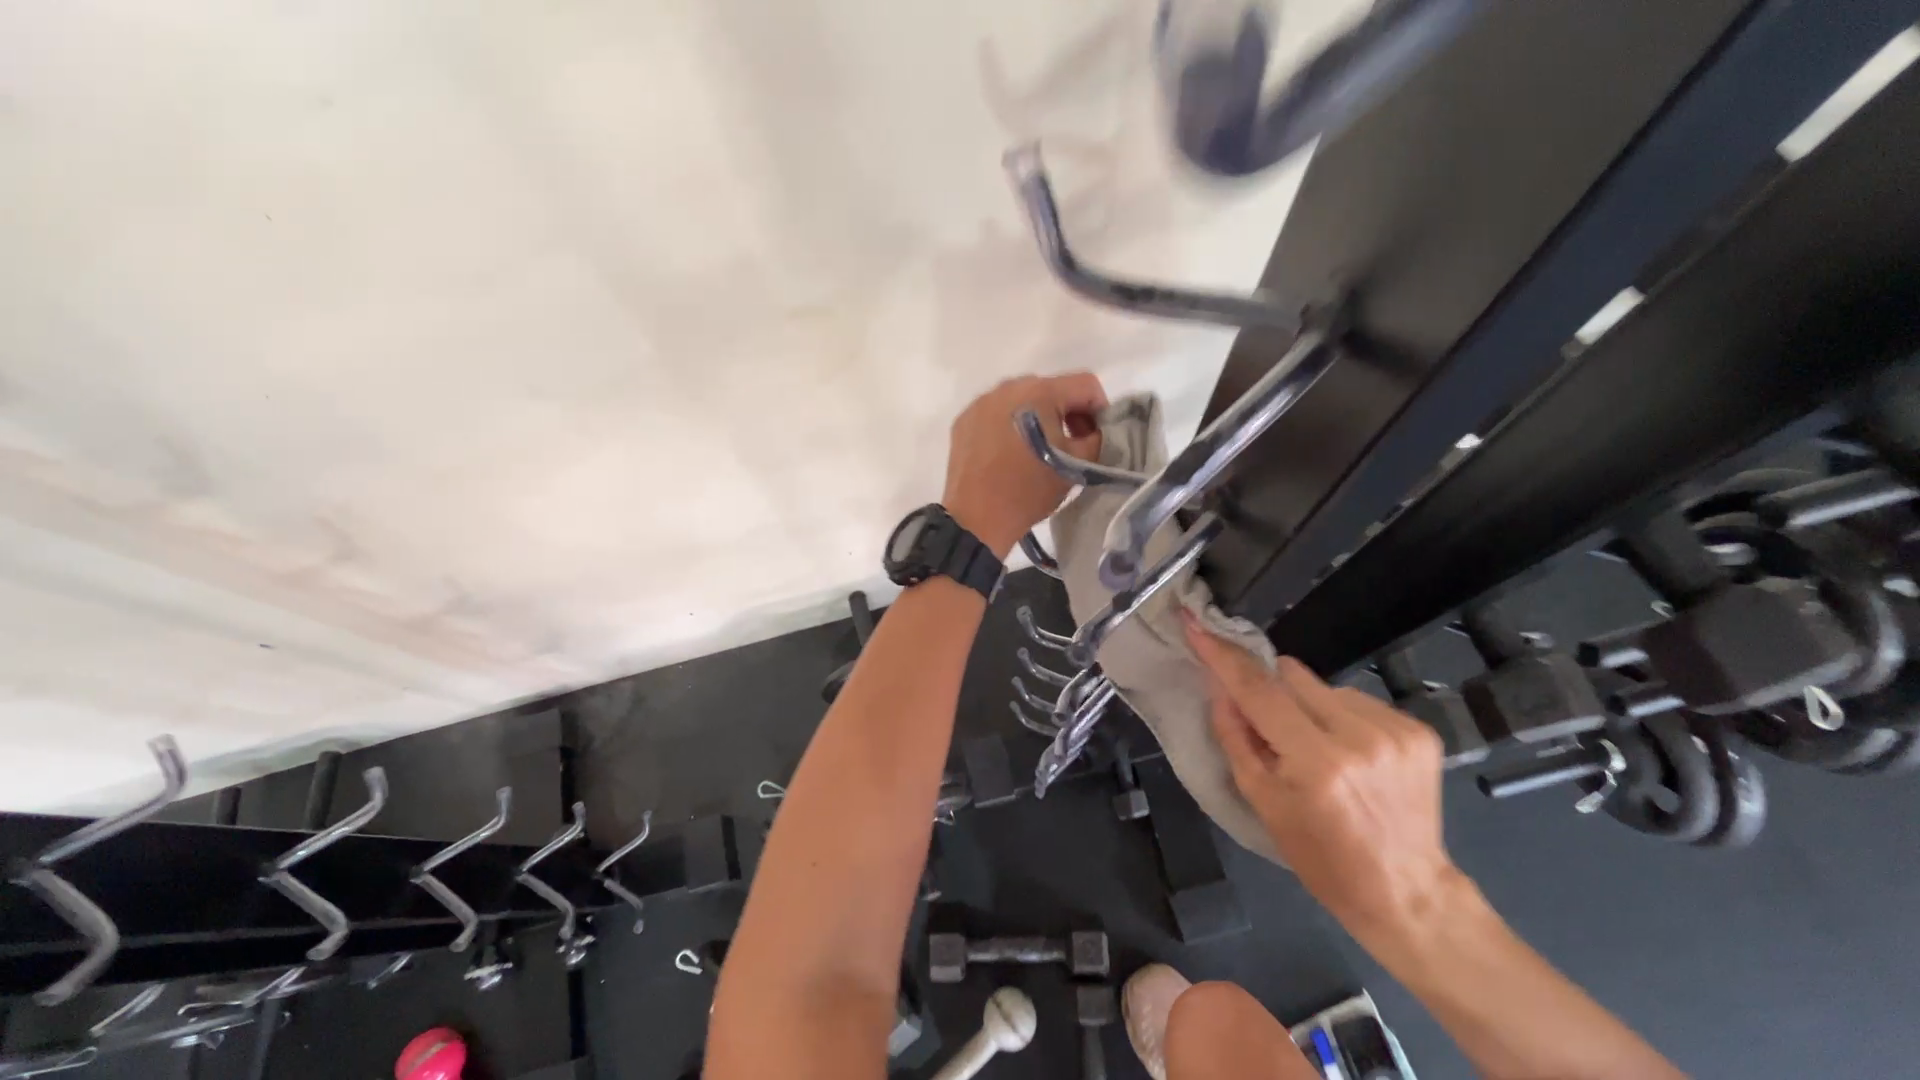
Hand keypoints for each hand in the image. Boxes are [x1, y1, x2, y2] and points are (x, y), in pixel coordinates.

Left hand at [942, 373, 1106, 557]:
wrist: (978, 518)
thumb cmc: (1030, 490)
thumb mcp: (1078, 465)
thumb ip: (1097, 437)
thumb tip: (1094, 429)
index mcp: (1040, 392)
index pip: (1086, 384)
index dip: (1099, 409)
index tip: (1094, 436)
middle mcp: (1009, 387)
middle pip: (1053, 389)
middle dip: (1067, 413)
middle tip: (1068, 446)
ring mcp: (982, 402)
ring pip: (1023, 400)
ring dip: (1038, 418)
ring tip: (1037, 451)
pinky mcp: (964, 419)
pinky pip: (998, 413)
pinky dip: (1010, 425)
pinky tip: (1009, 453)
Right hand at [1184, 616, 1466, 943]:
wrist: (1403, 889)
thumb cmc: (1321, 856)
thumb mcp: (1263, 802)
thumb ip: (1237, 738)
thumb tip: (1219, 687)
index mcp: (1317, 762)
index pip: (1259, 691)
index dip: (1223, 656)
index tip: (1197, 625)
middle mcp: (1360, 736)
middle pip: (1292, 676)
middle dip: (1274, 695)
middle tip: (1275, 731)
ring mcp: (1396, 730)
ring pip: (1325, 686)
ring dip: (1311, 707)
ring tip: (1322, 751)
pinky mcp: (1419, 730)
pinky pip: (1359, 700)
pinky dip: (1344, 718)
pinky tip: (1353, 754)